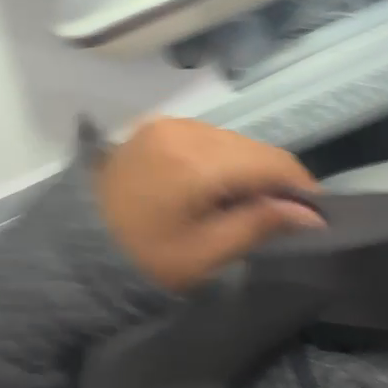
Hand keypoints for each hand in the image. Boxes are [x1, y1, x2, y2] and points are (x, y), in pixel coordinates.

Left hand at [96, 117, 324, 290]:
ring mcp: (167, 124)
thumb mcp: (204, 255)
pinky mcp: (155, 128)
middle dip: (275, 178)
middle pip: (252, 147)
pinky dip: (222, 159)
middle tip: (286, 216)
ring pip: (231, 140)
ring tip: (251, 204)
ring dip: (248, 168)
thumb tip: (311, 214)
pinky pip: (206, 138)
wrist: (70, 254)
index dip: (301, 186)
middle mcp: (186, 128)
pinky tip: (220, 188)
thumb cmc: (140, 262)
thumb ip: (259, 224)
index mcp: (197, 159)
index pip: (270, 161)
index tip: (317, 214)